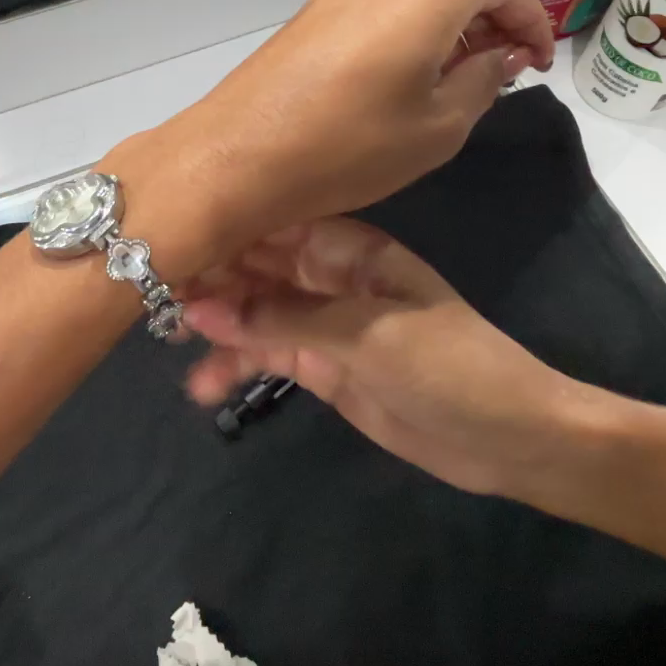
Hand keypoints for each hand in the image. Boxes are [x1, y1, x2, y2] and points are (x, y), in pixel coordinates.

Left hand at [106, 0, 554, 270]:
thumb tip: (500, 53)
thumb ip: (486, 78)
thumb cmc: (349, 147)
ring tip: (457, 81)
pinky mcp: (313, 10)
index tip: (539, 63)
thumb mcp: (439, 126)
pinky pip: (381, 8)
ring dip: (449, 27)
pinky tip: (405, 78)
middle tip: (503, 73)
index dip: (534, 17)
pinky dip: (409, 31)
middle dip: (492, 21)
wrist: (236, 156)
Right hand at [180, 218, 611, 498]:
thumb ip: (285, 319)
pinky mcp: (323, 369)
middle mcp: (331, 279)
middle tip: (157, 299)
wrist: (508, 437)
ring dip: (219, 327)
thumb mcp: (367, 335)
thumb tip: (204, 308)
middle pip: (259, 269)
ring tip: (173, 344)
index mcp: (351, 250)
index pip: (276, 228)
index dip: (226, 235)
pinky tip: (205, 386)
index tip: (171, 248)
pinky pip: (270, 358)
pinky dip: (239, 367)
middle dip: (213, 282)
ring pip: (257, 314)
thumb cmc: (448, 366)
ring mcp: (325, 325)